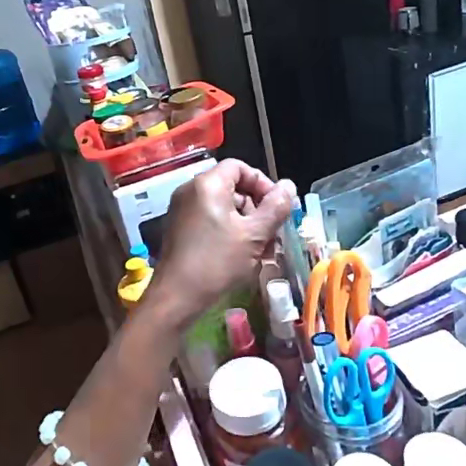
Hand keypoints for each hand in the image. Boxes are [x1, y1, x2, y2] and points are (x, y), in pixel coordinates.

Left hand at [145, 159, 294, 333]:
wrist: (177, 298)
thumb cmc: (218, 262)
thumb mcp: (255, 235)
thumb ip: (275, 207)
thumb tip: (288, 187)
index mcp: (208, 184)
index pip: (240, 167)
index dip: (262, 183)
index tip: (276, 207)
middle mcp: (191, 191)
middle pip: (232, 187)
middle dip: (256, 207)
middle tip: (272, 232)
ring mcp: (182, 210)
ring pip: (223, 206)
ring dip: (246, 223)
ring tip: (261, 249)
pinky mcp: (179, 229)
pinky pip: (209, 219)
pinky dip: (228, 231)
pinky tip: (242, 255)